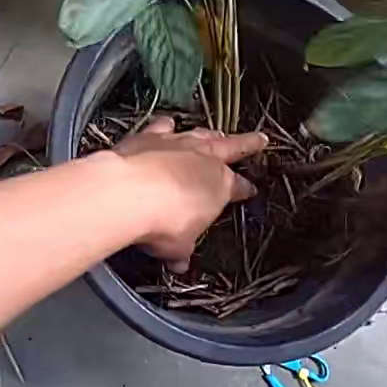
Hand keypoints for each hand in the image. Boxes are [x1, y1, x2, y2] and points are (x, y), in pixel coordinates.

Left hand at [111, 117, 265, 271]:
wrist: (128, 194)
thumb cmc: (162, 221)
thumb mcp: (178, 246)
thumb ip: (181, 251)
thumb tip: (179, 262)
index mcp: (220, 185)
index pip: (239, 187)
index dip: (244, 190)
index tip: (248, 192)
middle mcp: (202, 158)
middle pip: (232, 147)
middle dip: (247, 144)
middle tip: (259, 139)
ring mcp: (176, 143)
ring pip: (200, 134)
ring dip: (209, 134)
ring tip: (216, 133)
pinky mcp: (147, 136)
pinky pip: (162, 126)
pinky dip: (165, 126)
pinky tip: (165, 124)